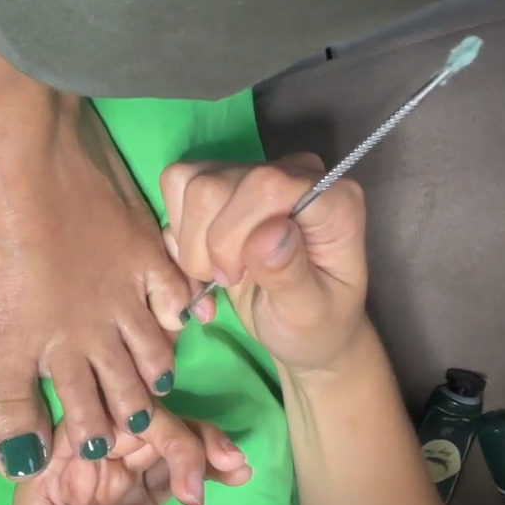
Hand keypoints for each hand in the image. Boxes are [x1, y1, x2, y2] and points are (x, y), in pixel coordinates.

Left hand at [0, 422, 250, 504]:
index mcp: (49, 478)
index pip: (94, 426)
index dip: (140, 420)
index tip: (187, 451)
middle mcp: (79, 473)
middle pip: (133, 430)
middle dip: (181, 436)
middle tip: (227, 461)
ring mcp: (108, 490)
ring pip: (156, 449)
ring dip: (198, 450)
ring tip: (238, 467)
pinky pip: (169, 479)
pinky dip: (200, 474)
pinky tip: (231, 477)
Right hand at [160, 155, 369, 375]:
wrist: (302, 330)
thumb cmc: (315, 324)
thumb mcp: (310, 313)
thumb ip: (291, 274)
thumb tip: (269, 231)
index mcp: (329, 198)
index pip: (265, 184)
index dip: (234, 233)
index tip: (237, 275)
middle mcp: (291, 174)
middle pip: (213, 185)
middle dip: (207, 246)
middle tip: (228, 280)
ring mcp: (252, 174)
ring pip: (187, 184)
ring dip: (190, 244)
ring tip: (216, 277)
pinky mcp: (221, 184)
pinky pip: (175, 188)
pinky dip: (179, 238)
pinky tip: (202, 266)